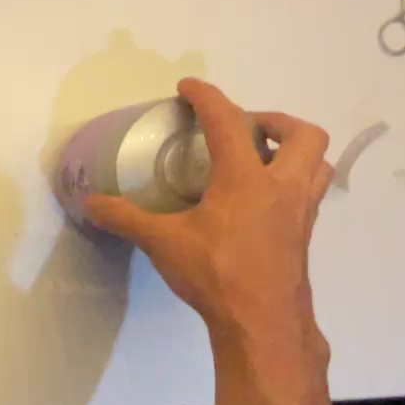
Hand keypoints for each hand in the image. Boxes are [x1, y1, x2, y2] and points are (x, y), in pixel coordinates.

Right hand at [86, 78, 331, 357]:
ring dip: (292, 148)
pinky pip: (308, 189)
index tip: (189, 86)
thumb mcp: (159, 241)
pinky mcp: (302, 231)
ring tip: (259, 155)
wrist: (261, 317)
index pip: (229, 124)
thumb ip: (124, 217)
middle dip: (274, 121)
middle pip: (302, 134)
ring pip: (316, 161)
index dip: (209, 99)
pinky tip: (258, 196)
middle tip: (243, 126)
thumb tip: (89, 200)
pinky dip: (289, 178)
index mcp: (247, 179)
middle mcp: (282, 185)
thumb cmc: (214, 272)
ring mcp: (300, 209)